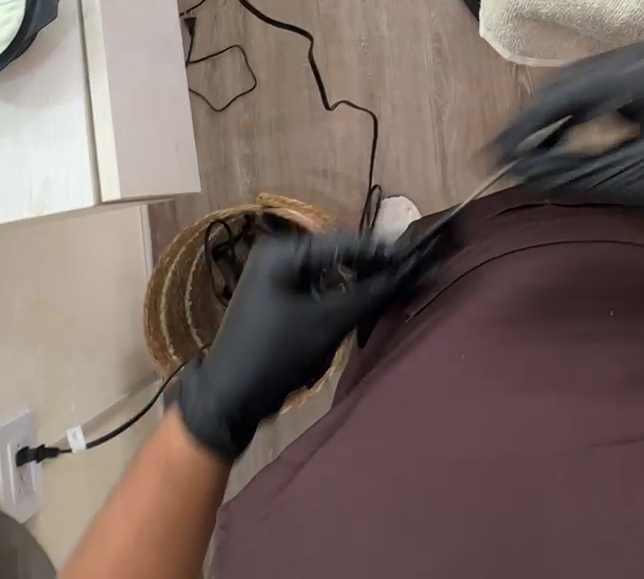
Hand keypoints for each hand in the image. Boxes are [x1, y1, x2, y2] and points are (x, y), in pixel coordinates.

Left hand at [172, 232, 420, 459]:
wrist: (228, 401)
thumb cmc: (276, 355)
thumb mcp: (329, 323)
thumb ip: (370, 293)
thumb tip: (409, 272)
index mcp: (283, 251)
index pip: (344, 242)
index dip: (381, 252)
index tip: (416, 258)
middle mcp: (277, 255)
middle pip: (336, 255)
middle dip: (368, 268)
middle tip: (405, 278)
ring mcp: (273, 276)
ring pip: (328, 273)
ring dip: (355, 284)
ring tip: (387, 292)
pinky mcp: (276, 298)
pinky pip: (316, 288)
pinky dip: (337, 297)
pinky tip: (358, 307)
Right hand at [494, 44, 643, 260]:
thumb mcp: (633, 182)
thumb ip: (569, 173)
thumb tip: (514, 169)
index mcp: (637, 71)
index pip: (559, 97)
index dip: (522, 130)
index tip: (492, 158)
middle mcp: (640, 57)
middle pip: (566, 87)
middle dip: (535, 125)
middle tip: (505, 159)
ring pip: (581, 90)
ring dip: (555, 122)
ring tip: (530, 154)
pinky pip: (601, 95)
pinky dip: (579, 120)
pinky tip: (567, 142)